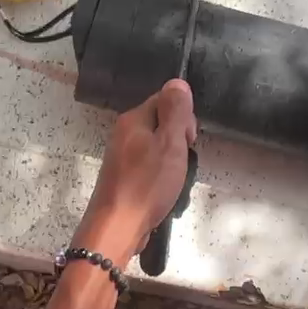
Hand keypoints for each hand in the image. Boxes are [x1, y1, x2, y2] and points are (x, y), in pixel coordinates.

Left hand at [73, 79, 197, 264]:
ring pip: (159, 148)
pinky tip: (165, 192)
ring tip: (175, 181)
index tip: (189, 141)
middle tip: (182, 162)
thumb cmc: (147, 184)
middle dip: (179, 142)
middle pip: (162, 124)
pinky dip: (162, 177)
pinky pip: (150, 167)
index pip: (166, 100)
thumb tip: (177, 82)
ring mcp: (123, 157)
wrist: (118, 226)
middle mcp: (124, 133)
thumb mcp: (169, 143)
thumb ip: (175, 111)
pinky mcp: (125, 178)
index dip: (183, 118)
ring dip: (173, 162)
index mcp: (133, 119)